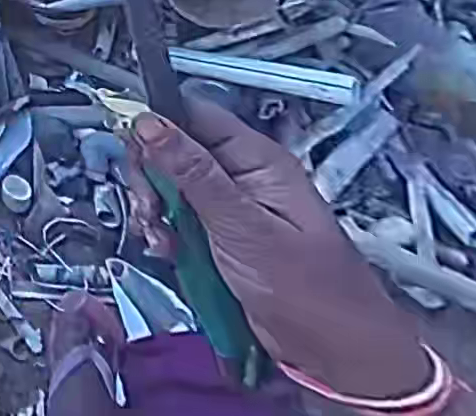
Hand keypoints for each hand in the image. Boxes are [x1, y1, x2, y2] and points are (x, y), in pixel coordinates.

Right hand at [128, 100, 430, 399]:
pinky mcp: (213, 226)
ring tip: (160, 234)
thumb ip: (192, 172)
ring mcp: (224, 199)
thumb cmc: (310, 294)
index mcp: (253, 158)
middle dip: (149, 175)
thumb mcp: (244, 227)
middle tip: (150, 206)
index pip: (189, 112)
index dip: (153, 123)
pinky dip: (160, 226)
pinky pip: (170, 210)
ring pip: (163, 179)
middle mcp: (237, 171)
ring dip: (152, 205)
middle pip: (167, 145)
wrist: (343, 364)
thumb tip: (147, 121)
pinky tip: (167, 247)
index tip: (132, 151)